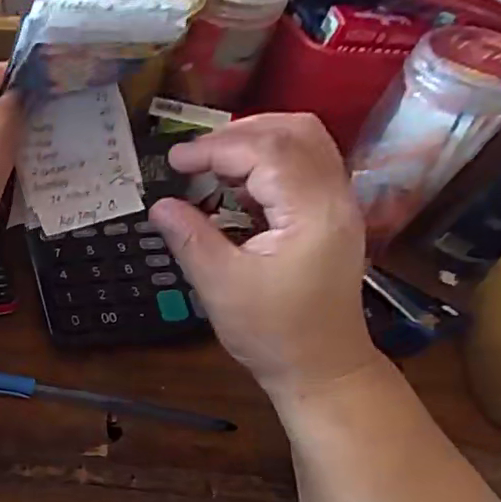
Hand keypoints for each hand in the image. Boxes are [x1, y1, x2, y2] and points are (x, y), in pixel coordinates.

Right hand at [147, 115, 378, 396]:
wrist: (322, 370)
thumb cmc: (273, 336)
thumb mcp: (222, 289)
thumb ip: (191, 239)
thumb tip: (160, 205)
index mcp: (312, 211)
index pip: (266, 151)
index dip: (216, 148)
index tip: (176, 162)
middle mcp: (335, 197)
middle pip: (295, 131)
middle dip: (241, 134)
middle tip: (199, 157)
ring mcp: (340, 207)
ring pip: (306, 145)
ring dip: (259, 144)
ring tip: (216, 167)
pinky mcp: (335, 220)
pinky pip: (307, 169)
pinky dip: (273, 165)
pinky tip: (242, 188)